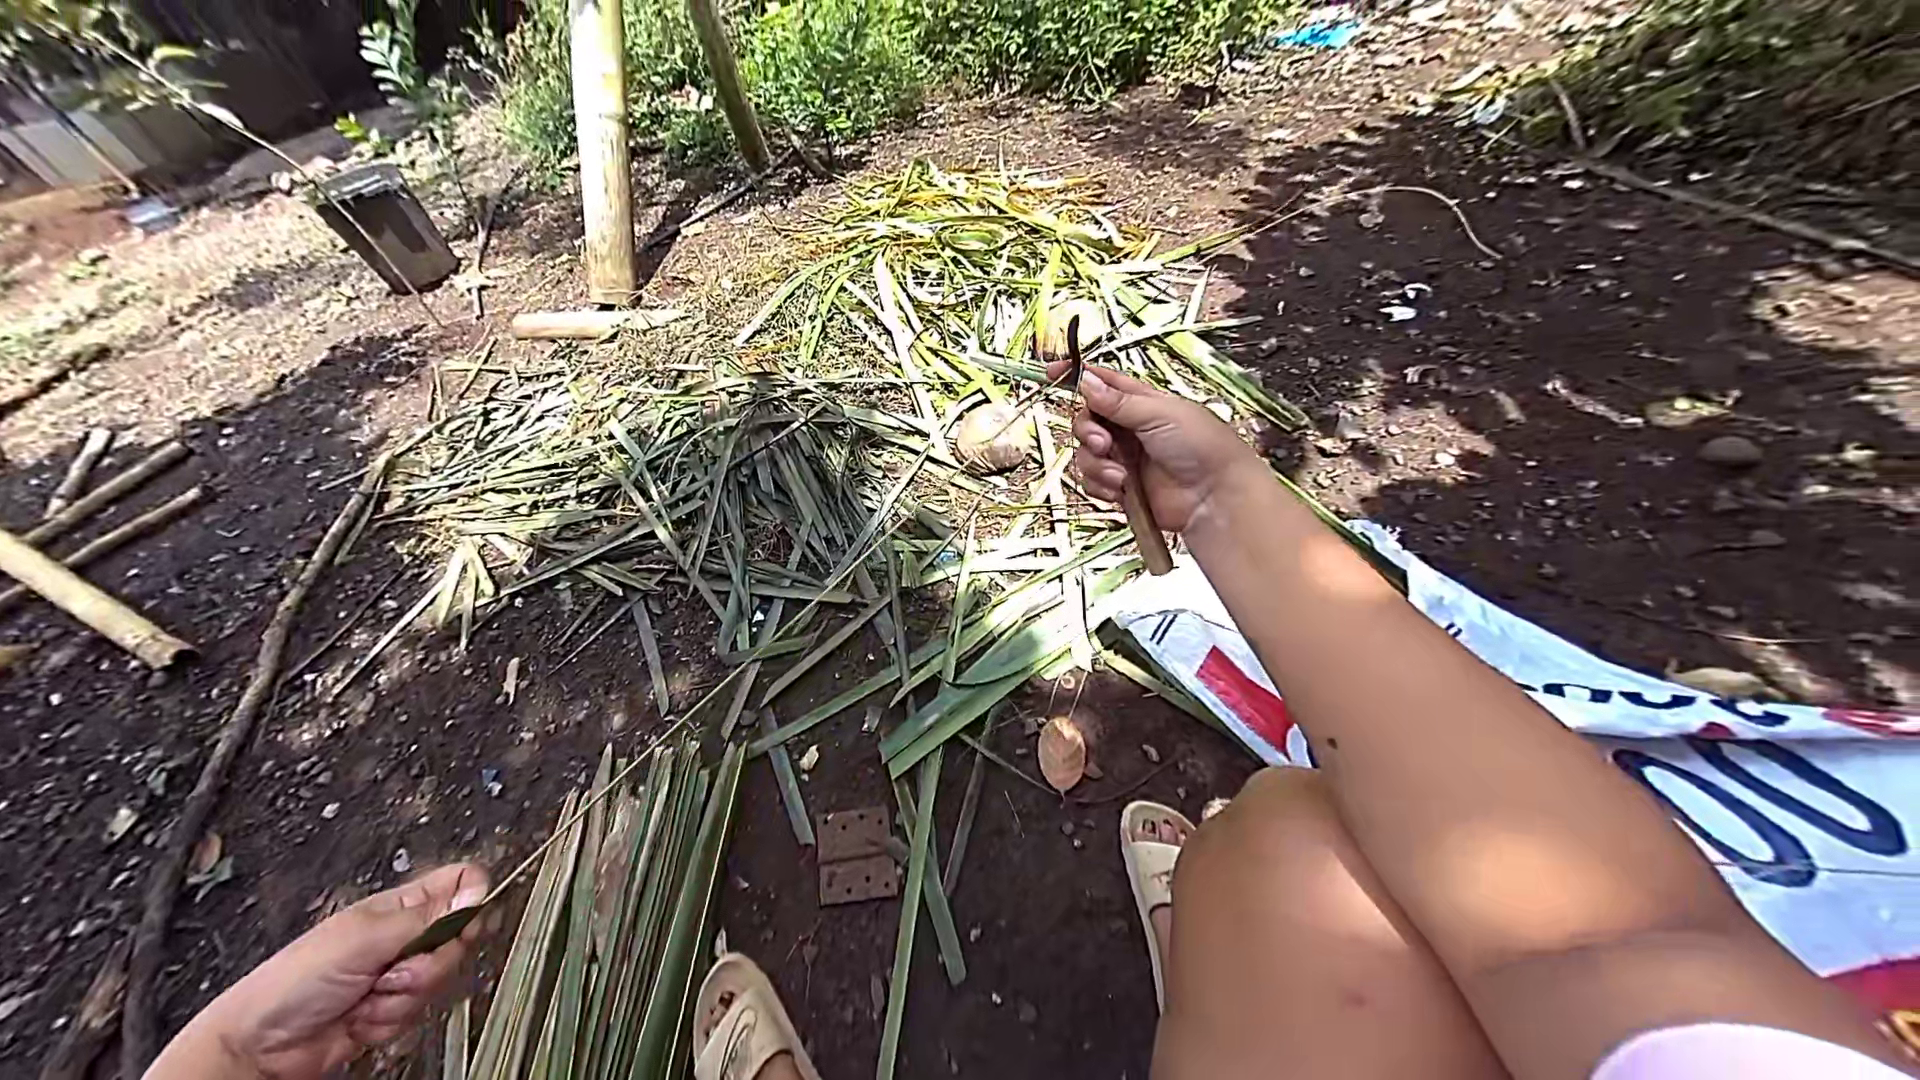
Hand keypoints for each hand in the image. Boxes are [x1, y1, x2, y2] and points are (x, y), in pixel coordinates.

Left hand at [159, 863, 488, 1079]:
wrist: (255, 1052)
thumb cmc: (295, 982)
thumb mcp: (366, 936)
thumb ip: (427, 914)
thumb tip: (480, 889)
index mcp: (406, 905)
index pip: (465, 882)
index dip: (473, 898)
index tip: (461, 922)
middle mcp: (411, 934)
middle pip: (463, 934)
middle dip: (432, 961)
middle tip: (397, 969)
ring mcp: (404, 973)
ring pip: (444, 975)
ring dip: (407, 994)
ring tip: (368, 997)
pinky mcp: (397, 1008)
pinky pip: (422, 1009)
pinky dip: (392, 1019)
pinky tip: (361, 1019)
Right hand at [1049, 360, 1265, 535]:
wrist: (1213, 497)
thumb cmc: (1200, 446)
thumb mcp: (1160, 414)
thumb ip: (1118, 401)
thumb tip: (1086, 380)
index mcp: (1140, 403)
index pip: (1102, 383)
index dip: (1077, 376)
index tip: (1052, 372)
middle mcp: (1127, 429)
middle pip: (1085, 421)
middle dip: (1088, 432)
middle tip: (1104, 444)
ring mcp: (1122, 458)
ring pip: (1084, 455)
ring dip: (1097, 465)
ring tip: (1122, 476)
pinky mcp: (1119, 487)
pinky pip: (1091, 483)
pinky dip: (1101, 486)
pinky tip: (1122, 490)